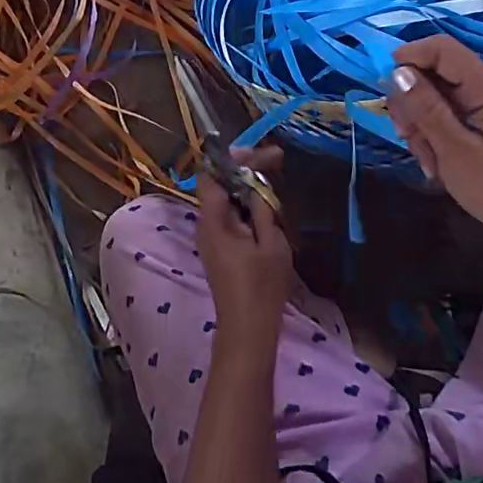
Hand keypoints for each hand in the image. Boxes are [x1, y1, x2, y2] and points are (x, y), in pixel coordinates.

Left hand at [197, 146, 293, 348]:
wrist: (247, 329)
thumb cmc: (261, 287)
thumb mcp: (271, 243)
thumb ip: (263, 207)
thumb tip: (258, 179)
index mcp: (213, 218)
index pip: (211, 173)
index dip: (234, 157)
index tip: (263, 153)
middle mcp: (206, 223)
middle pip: (220, 183)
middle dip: (247, 169)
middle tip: (277, 160)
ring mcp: (211, 236)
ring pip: (227, 199)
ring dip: (248, 187)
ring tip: (275, 179)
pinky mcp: (219, 247)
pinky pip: (230, 215)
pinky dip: (247, 206)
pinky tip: (268, 208)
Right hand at [385, 35, 482, 253]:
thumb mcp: (456, 152)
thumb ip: (427, 109)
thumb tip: (398, 72)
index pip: (443, 49)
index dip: (410, 56)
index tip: (385, 85)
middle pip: (433, 72)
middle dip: (411, 99)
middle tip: (406, 135)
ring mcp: (480, 107)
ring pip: (431, 96)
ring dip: (418, 122)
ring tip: (424, 157)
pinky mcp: (476, 124)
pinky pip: (441, 115)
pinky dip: (429, 134)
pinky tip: (432, 161)